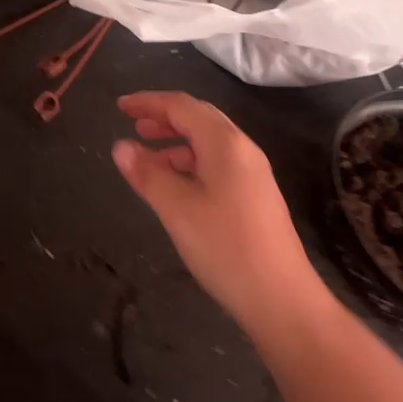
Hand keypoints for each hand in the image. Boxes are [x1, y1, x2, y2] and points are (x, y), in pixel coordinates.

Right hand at [112, 91, 316, 327]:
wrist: (282, 299)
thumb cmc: (226, 247)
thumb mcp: (177, 209)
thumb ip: (148, 174)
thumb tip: (121, 146)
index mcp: (225, 143)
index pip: (182, 105)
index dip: (148, 102)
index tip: (120, 107)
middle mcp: (243, 149)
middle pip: (199, 118)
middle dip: (164, 117)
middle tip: (133, 125)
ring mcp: (253, 173)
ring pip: (208, 142)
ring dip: (176, 142)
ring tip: (147, 158)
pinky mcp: (255, 196)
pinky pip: (217, 163)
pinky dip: (190, 162)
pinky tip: (176, 186)